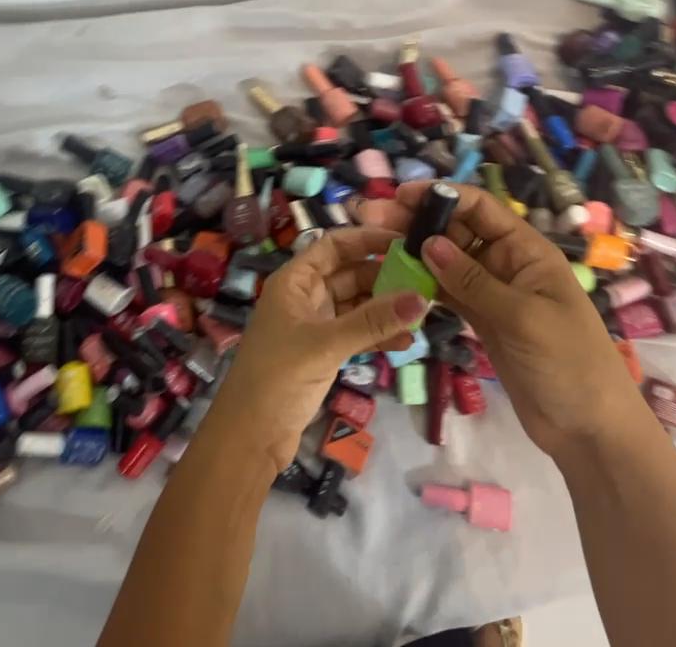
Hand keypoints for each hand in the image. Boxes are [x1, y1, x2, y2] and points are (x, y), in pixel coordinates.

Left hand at [207, 227, 429, 472]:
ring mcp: (313, 325)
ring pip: (356, 305)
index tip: (406, 241)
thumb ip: (372, 321)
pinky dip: (377, 335)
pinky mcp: (322, 353)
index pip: (333, 246)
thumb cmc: (277, 378)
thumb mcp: (325, 344)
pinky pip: (355, 333)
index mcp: (294, 281)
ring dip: (385, 309)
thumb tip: (421, 297)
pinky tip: (405, 342)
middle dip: (385, 276)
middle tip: (426, 280)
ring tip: (423, 313)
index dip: (367, 239)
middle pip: (349, 273)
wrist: (249, 435)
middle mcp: (304, 297)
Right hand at [358, 182, 647, 458]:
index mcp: (527, 251)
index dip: (441, 196)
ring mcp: (492, 293)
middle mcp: (507, 263)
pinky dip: (422, 285)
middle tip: (370, 219)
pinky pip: (446, 291)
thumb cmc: (569, 363)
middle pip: (456, 230)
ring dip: (413, 252)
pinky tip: (393, 281)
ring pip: (446, 261)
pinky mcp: (482, 319)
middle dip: (416, 221)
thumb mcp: (523, 317)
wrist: (588, 428)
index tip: (400, 196)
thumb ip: (473, 281)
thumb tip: (427, 243)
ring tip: (373, 246)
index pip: (480, 208)